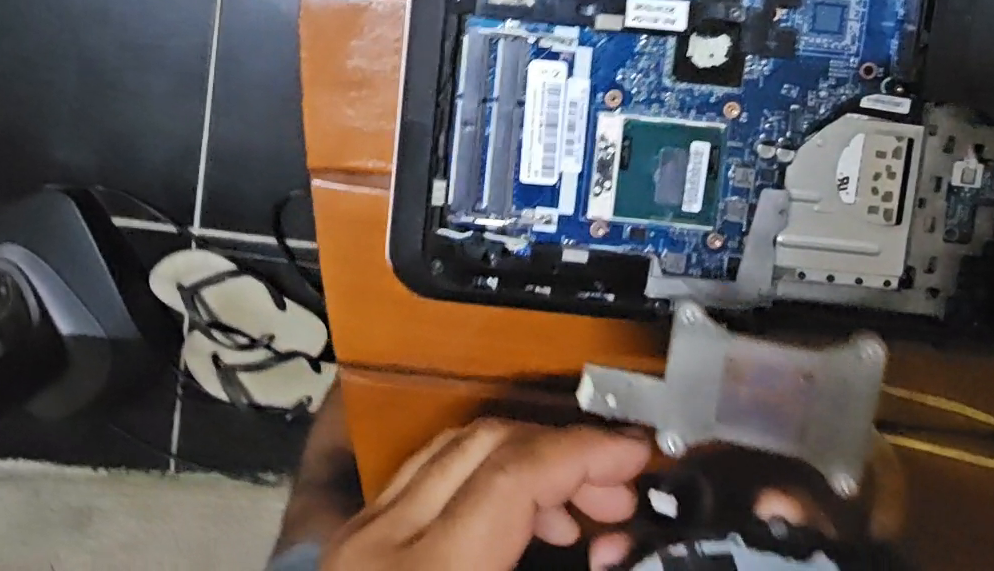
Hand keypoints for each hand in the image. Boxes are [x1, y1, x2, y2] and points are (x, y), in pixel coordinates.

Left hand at [320, 418, 651, 570]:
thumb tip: (617, 549)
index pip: (512, 476)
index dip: (584, 455)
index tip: (638, 457)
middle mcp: (383, 539)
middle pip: (486, 445)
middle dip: (563, 453)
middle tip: (618, 495)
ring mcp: (361, 534)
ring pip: (455, 447)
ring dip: (526, 459)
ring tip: (579, 512)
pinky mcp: (355, 540)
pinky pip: (429, 473)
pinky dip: (485, 475)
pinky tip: (520, 517)